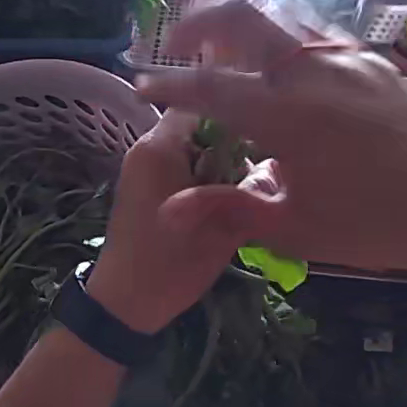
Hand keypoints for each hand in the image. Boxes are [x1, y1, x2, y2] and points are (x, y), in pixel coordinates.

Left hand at [88, 108, 266, 333]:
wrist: (125, 305)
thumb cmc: (170, 263)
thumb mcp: (221, 226)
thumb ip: (252, 190)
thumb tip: (282, 165)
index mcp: (161, 147)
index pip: (203, 100)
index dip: (238, 106)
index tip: (269, 126)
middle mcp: (150, 148)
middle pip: (203, 122)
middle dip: (235, 140)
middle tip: (263, 163)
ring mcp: (148, 167)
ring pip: (198, 146)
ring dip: (224, 162)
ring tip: (249, 186)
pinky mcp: (152, 187)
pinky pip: (188, 166)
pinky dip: (210, 177)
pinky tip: (230, 199)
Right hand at [137, 0, 406, 277]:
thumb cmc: (374, 225)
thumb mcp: (296, 228)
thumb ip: (229, 211)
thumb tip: (169, 209)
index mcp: (287, 115)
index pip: (210, 86)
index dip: (169, 83)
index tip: (142, 84)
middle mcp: (314, 72)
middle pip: (243, 14)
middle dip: (200, 19)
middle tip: (180, 42)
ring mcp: (348, 60)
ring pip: (284, 14)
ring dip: (246, 21)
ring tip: (229, 47)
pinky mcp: (375, 63)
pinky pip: (319, 33)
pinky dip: (288, 35)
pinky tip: (288, 64)